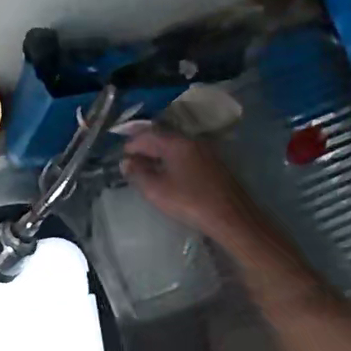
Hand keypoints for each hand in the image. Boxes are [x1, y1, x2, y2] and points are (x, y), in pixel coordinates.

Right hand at [121, 128, 259, 242]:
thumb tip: (126, 162)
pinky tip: (169, 173)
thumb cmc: (188, 201)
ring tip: (147, 167)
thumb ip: (138, 173)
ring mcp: (205, 151)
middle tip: (132, 160)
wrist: (229, 215)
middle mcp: (191, 141)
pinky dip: (172, 160)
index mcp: (176, 143)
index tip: (122, 155)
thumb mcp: (156, 190)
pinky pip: (186, 155)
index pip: (148, 135)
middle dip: (145, 147)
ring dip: (159, 154)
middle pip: (163, 138)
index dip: (132, 144)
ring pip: (175, 146)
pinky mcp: (213, 164)